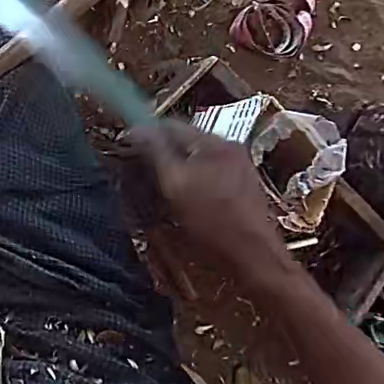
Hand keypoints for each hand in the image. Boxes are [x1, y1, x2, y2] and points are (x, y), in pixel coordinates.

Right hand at [129, 123, 299, 288]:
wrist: (257, 259)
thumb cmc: (213, 224)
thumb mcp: (175, 186)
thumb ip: (156, 152)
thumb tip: (137, 129)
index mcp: (213, 140)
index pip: (170, 124)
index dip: (145, 133)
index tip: (126, 148)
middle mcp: (230, 146)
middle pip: (186, 139)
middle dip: (162, 151)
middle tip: (141, 170)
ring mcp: (241, 166)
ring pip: (199, 157)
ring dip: (179, 166)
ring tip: (163, 187)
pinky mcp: (246, 186)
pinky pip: (212, 172)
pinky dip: (195, 179)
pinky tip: (188, 199)